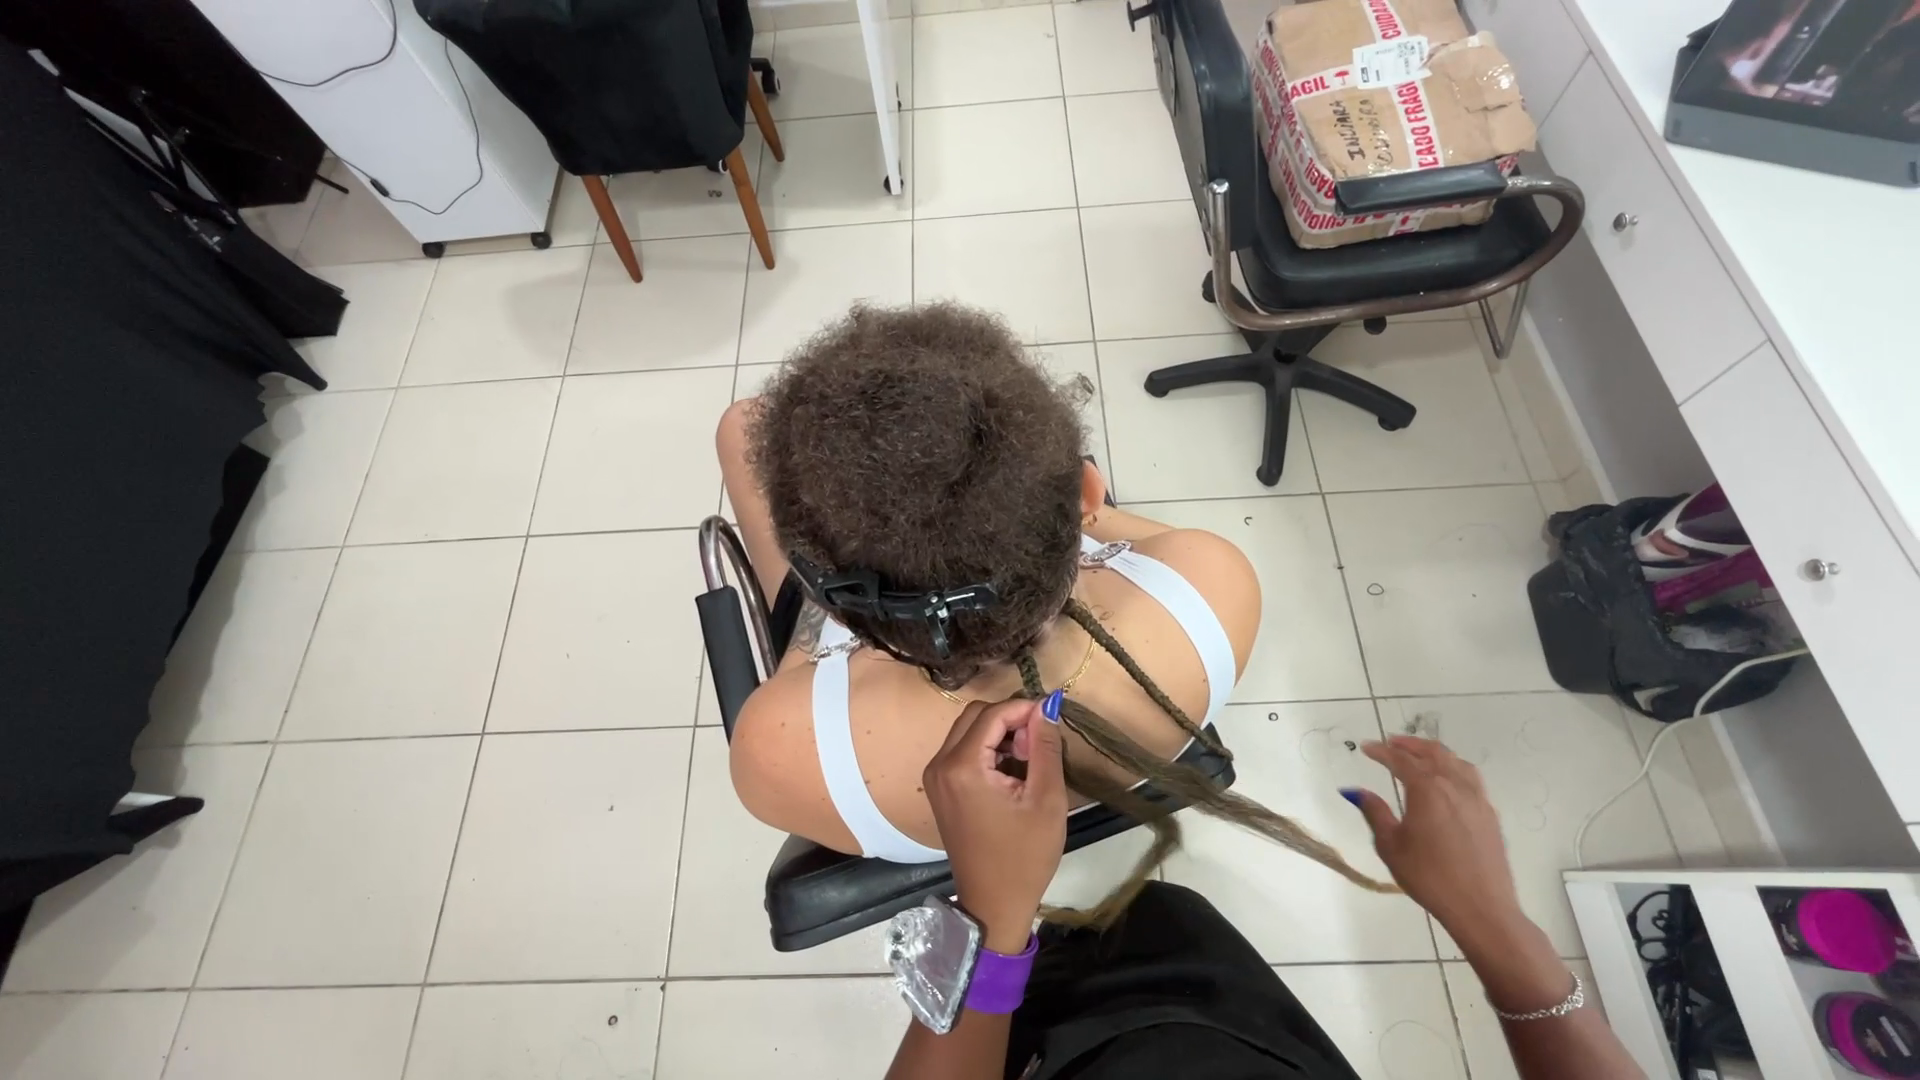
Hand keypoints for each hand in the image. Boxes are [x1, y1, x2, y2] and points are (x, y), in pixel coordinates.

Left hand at [923, 697, 1068, 953]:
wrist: (994, 904)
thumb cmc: (1025, 856)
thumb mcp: (1046, 798)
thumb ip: (1045, 746)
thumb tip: (1047, 706)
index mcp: (962, 766)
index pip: (992, 713)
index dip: (1024, 708)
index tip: (1053, 718)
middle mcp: (940, 764)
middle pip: (975, 715)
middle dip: (1010, 718)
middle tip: (1039, 742)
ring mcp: (935, 776)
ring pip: (967, 730)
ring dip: (998, 732)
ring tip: (1029, 758)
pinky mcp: (939, 788)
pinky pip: (961, 749)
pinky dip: (986, 747)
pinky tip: (1011, 769)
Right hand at [1346, 736, 1524, 943]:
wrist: (1482, 908)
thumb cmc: (1429, 876)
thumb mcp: (1390, 845)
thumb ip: (1375, 812)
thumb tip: (1357, 791)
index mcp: (1427, 789)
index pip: (1400, 760)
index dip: (1381, 751)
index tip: (1366, 747)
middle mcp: (1455, 786)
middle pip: (1433, 753)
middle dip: (1410, 744)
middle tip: (1391, 743)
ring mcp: (1478, 800)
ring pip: (1457, 762)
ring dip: (1435, 753)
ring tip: (1420, 756)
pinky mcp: (1490, 816)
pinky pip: (1471, 779)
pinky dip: (1454, 769)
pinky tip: (1447, 783)